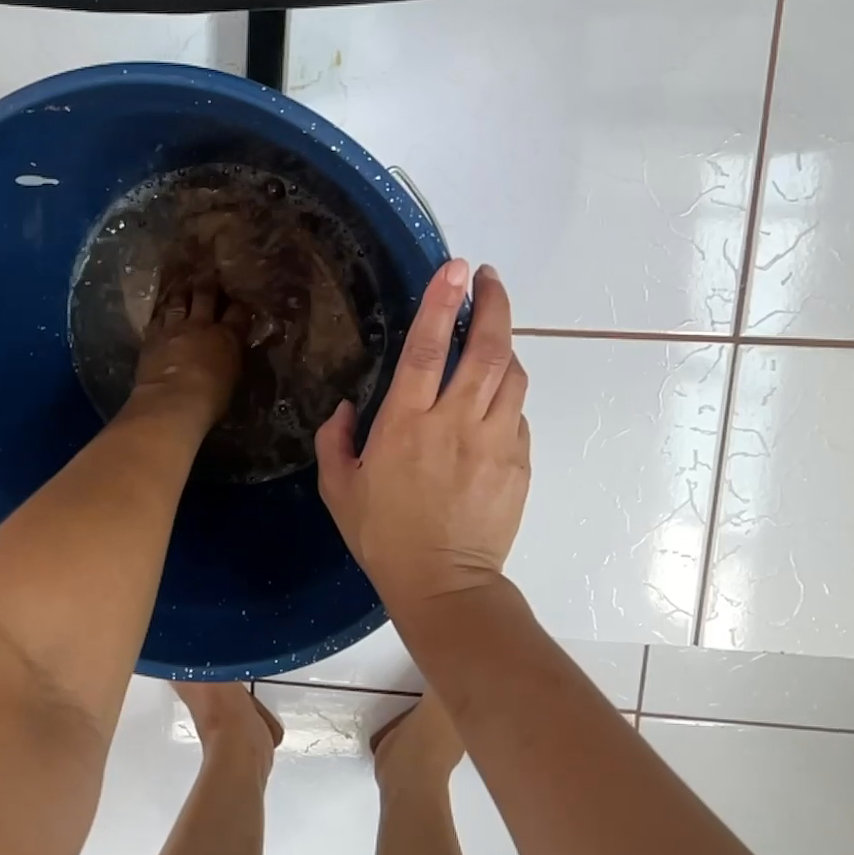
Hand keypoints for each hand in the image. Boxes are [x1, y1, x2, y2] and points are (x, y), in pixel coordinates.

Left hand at [127, 281, 246, 427]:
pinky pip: (157, 317)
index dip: (240, 304)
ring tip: (184, 282)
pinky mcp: (152, 336)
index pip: (238, 313)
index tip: (240, 298)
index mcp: (227, 337)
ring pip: (178, 301)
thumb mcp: (233, 378)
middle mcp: (201, 325)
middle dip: (209, 283)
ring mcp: (174, 327)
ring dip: (182, 291)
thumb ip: (232, 359)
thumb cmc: (211, 398)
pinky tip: (162, 307)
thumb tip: (231, 352)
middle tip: (209, 271)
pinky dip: (162, 310)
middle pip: (206, 297)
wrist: (173, 400)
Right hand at [315, 260, 530, 606]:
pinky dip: (506, 395)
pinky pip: (517, 413)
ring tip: (490, 337)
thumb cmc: (384, 536)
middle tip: (489, 278)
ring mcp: (495, 441)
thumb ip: (334, 440)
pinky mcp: (519, 462)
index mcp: (406, 424)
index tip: (455, 268)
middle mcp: (456, 423)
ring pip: (511, 374)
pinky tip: (492, 401)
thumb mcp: (339, 489)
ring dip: (503, 346)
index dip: (441, 302)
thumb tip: (345, 407)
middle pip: (486, 348)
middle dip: (492, 304)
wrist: (445, 586)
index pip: (426, 348)